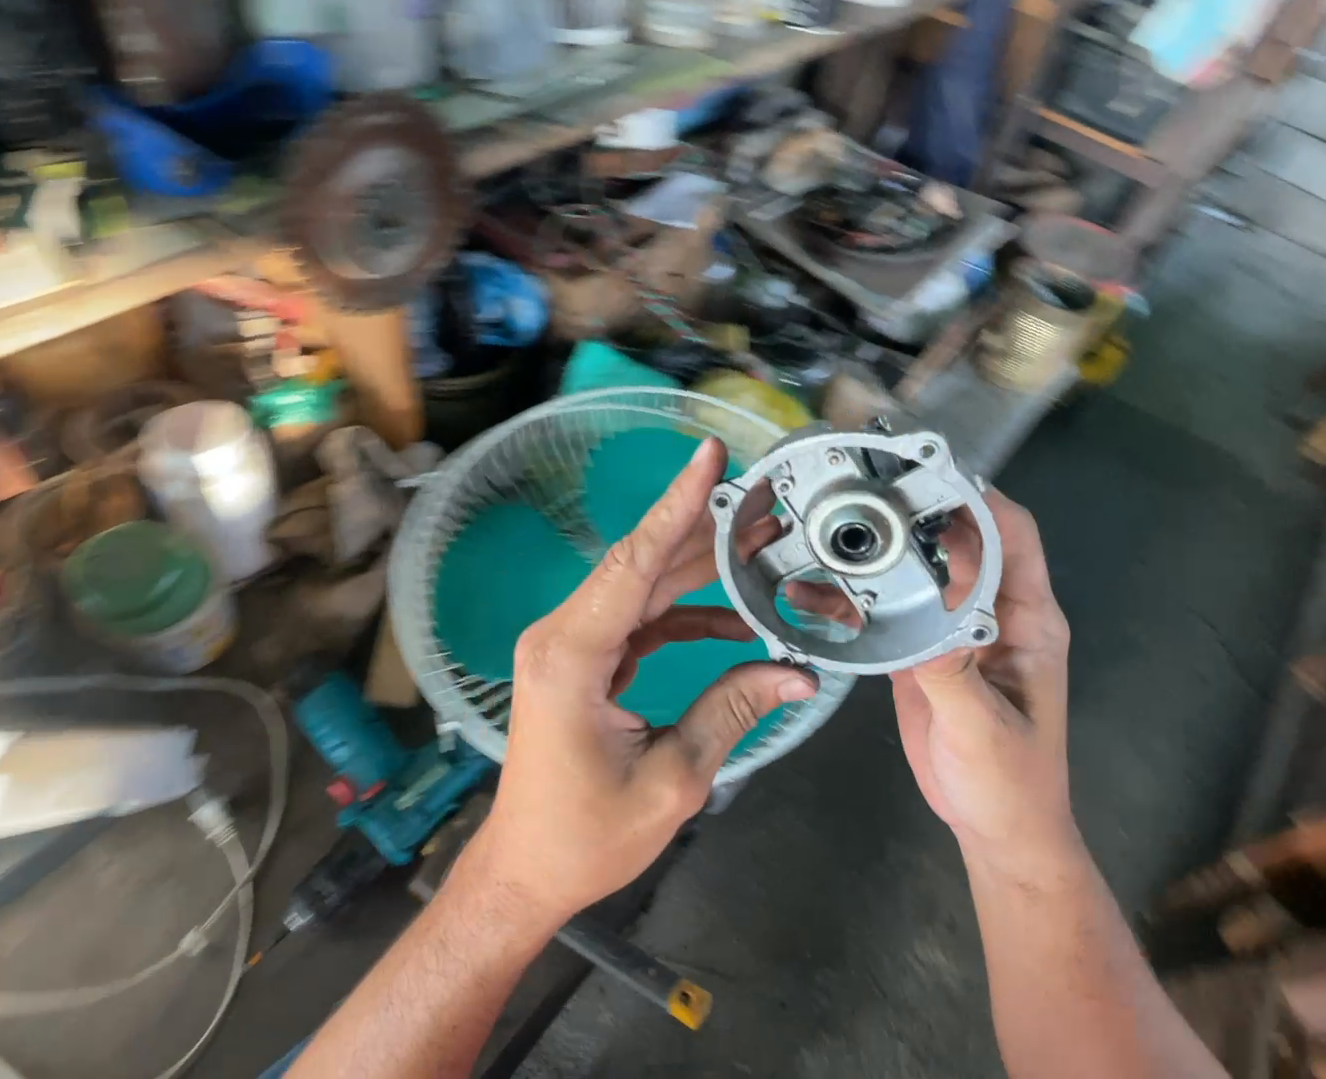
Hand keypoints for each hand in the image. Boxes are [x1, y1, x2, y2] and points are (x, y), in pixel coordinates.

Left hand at [460, 437, 817, 921]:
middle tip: (761, 499)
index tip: (708, 456)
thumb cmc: (587, 835)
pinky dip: (684, 616)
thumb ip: (732, 711)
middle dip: (701, 528)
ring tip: (762, 547)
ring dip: (698, 569)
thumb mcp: (673, 778)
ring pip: (642, 588)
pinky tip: (734, 623)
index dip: (677, 505)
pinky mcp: (584, 663)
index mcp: (572, 655)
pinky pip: (639, 621)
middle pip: (641, 564)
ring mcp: (571, 647)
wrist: (528, 869)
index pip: (634, 562)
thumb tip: (797, 673)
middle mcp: (564, 636)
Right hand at [786, 489, 1073, 864]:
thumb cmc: (1009, 781)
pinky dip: (856, 599)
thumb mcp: (985, 729)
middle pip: (960, 543)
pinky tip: (819, 595)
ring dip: (879, 554)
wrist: (992, 825)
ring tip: (830, 537)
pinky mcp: (920, 652)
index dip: (980, 500)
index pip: (1014, 538)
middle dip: (917, 513)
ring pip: (919, 572)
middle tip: (865, 491)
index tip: (931, 474)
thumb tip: (924, 620)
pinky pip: (890, 612)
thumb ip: (954, 673)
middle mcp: (990, 614)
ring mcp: (952, 630)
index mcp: (1026, 621)